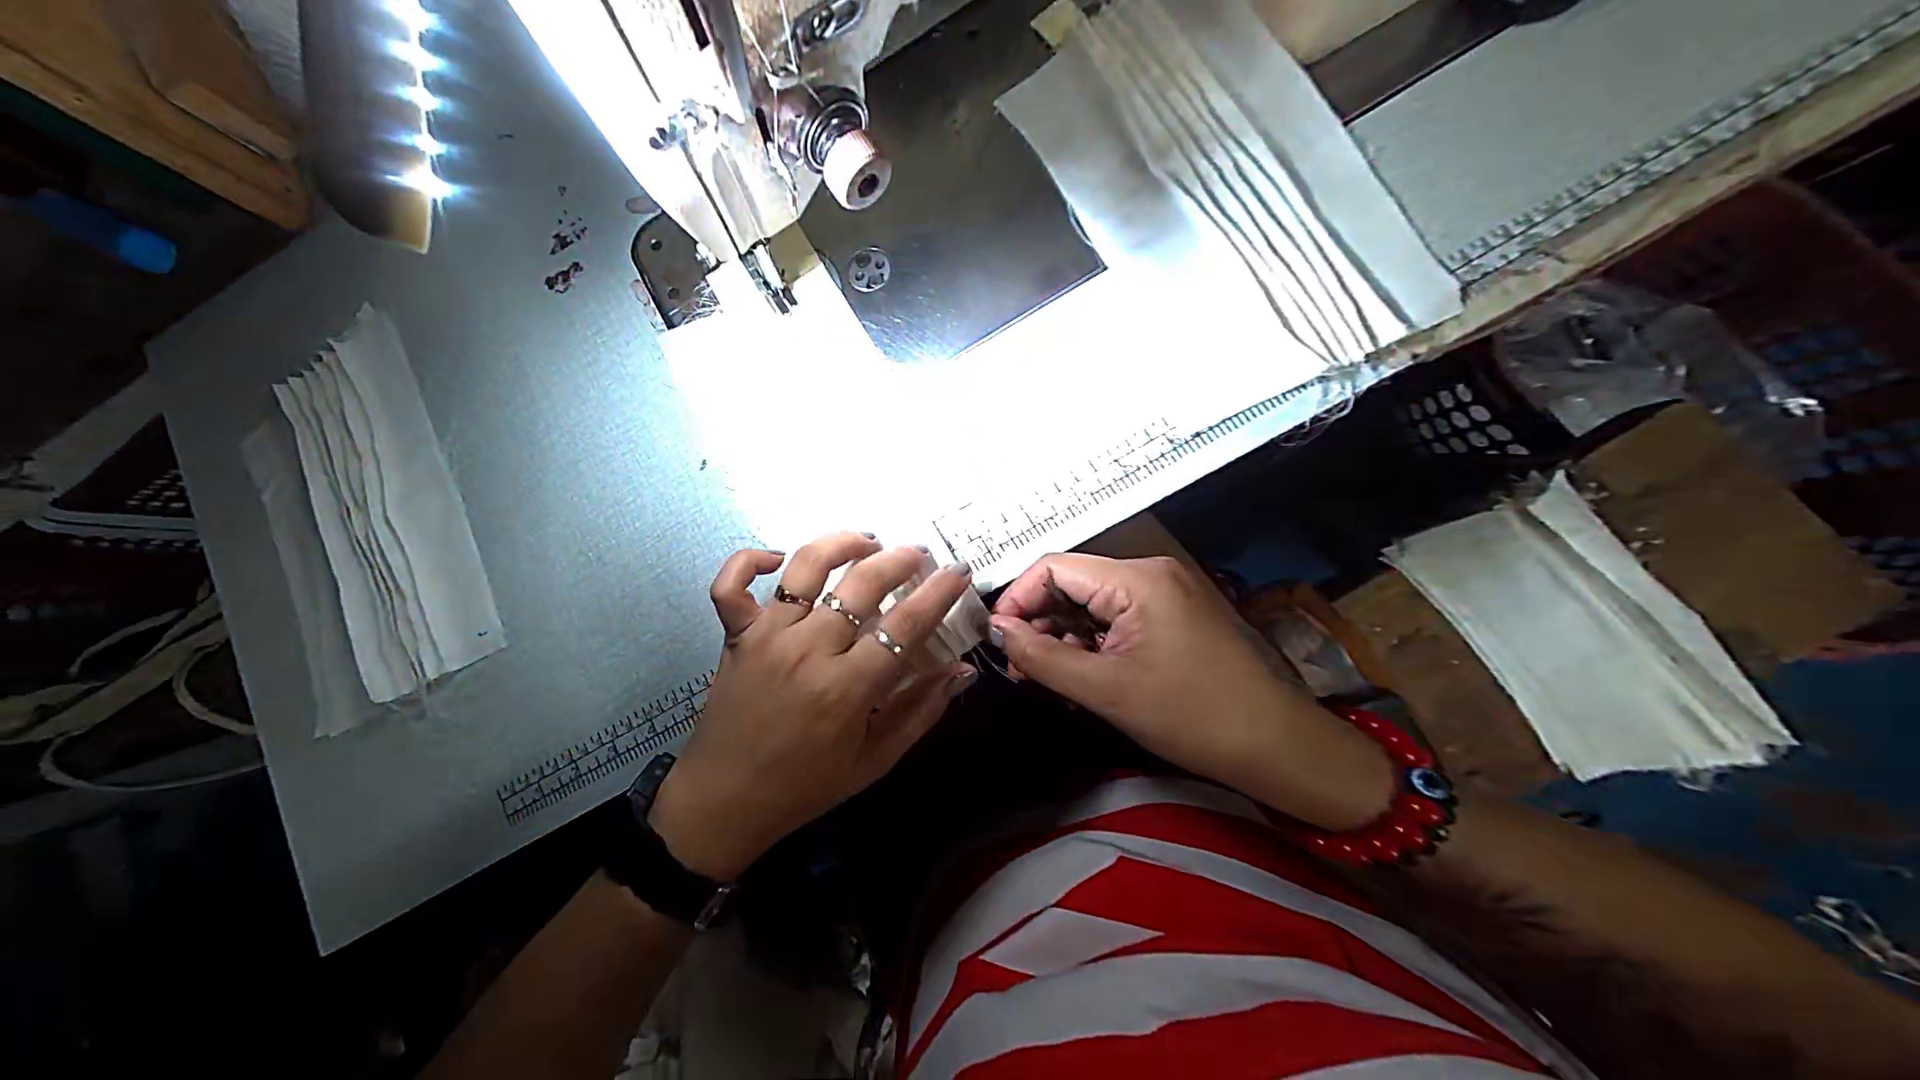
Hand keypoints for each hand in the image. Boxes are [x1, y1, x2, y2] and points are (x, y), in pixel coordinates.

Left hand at [648, 533, 978, 879]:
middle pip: (861, 584)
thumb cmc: (805, 786)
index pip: (904, 625)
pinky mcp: (735, 636)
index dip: (938, 594)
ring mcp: (767, 637)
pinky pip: (731, 586)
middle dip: (899, 560)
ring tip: (868, 541)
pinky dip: (748, 561)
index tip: (959, 572)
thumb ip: (921, 712)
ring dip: (842, 544)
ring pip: (806, 569)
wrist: (724, 801)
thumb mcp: (874, 761)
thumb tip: (963, 670)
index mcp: (846, 688)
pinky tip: (776, 559)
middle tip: (919, 555)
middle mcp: (807, 650)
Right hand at [989, 554, 1393, 830]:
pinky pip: (1117, 617)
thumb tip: (998, 632)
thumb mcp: (1105, 689)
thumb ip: (1042, 656)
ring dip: (1064, 636)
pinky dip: (1093, 643)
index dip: (1017, 600)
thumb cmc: (1192, 715)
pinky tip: (1084, 676)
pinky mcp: (1174, 615)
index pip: (1053, 567)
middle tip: (1021, 668)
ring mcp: (1166, 593)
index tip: (998, 641)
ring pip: (1092, 603)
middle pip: (1072, 583)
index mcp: (1137, 578)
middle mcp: (1151, 572)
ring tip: (1051, 678)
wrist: (1276, 745)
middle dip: (1039, 622)